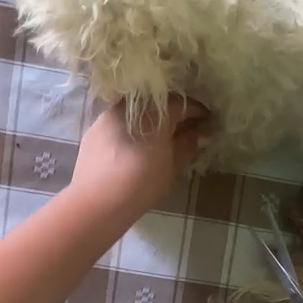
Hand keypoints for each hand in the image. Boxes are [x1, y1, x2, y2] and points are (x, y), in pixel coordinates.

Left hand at [66, 96, 209, 219]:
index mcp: (155, 111)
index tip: (207, 122)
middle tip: (186, 131)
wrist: (98, 200)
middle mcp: (131, 106)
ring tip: (159, 140)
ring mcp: (109, 115)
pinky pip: (119, 124)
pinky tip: (134, 148)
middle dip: (174, 116)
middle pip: (157, 105)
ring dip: (150, 122)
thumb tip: (201, 132)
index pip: (182, 103)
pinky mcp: (94, 130)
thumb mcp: (173, 165)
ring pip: (136, 113)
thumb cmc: (143, 182)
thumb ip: (188, 144)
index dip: (197, 112)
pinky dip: (131, 131)